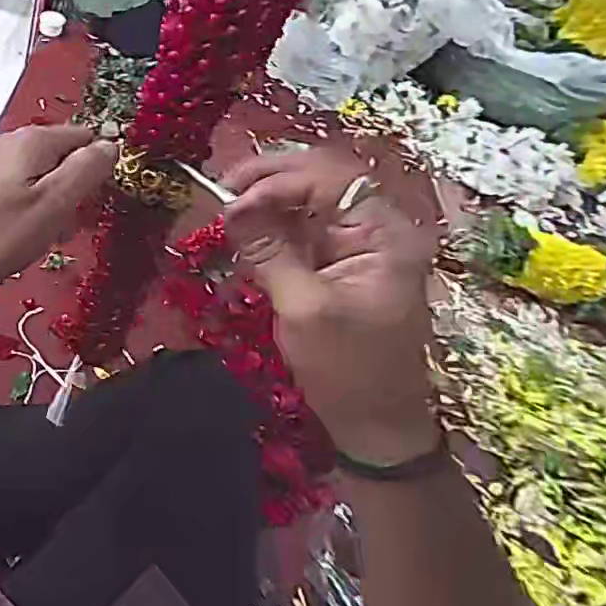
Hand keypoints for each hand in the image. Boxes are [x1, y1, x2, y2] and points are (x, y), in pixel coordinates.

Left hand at [0, 124, 115, 288]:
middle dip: (81, 186)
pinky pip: (35, 187)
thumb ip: (87, 168)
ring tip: (55, 230)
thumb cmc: (5, 234)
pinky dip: (44, 206)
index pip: (87, 137)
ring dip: (64, 201)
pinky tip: (39, 232)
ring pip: (54, 174)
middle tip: (74, 220)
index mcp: (34, 139)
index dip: (99, 167)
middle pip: (70, 155)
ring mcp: (5, 162)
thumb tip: (112, 146)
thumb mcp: (56, 202)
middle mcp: (18, 142)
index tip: (97, 199)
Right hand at [223, 149, 442, 463]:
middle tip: (221, 189)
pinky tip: (242, 236)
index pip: (329, 179)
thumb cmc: (349, 372)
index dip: (277, 181)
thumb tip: (230, 207)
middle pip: (318, 180)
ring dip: (264, 202)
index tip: (232, 201)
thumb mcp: (304, 310)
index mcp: (385, 233)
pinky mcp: (336, 261)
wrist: (376, 425)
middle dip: (268, 180)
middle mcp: (374, 227)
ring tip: (225, 211)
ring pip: (304, 202)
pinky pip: (299, 230)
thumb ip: (269, 252)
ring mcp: (355, 244)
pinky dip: (269, 229)